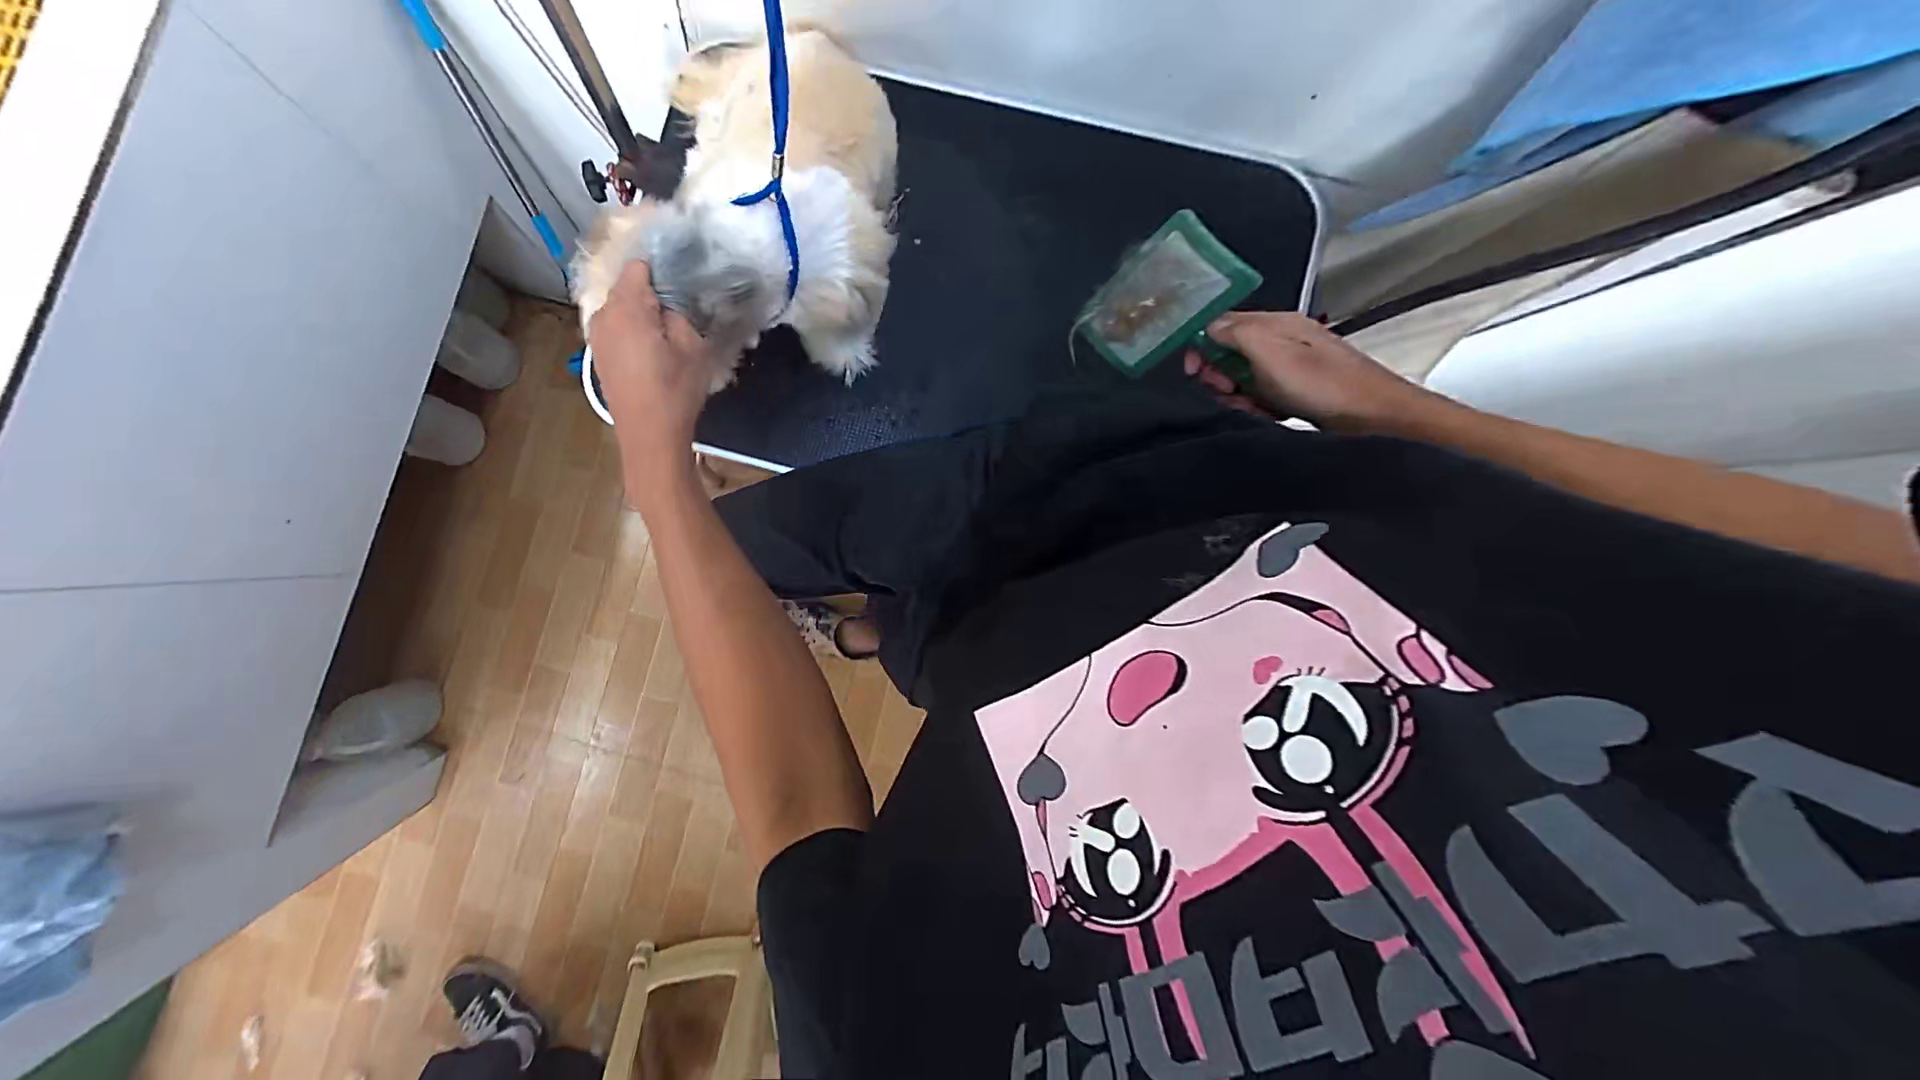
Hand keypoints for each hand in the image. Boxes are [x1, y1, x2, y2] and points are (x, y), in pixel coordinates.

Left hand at [587, 260, 711, 492]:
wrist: (649, 436)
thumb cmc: (675, 390)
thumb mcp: (693, 346)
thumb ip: (681, 313)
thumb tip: (672, 302)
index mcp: (626, 306)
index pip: (640, 266)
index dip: (664, 270)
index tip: (685, 283)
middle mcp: (603, 314)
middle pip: (629, 287)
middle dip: (654, 294)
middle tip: (683, 313)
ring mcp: (596, 336)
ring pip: (622, 309)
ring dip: (644, 315)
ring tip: (670, 336)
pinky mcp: (599, 355)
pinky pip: (617, 329)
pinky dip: (634, 332)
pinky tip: (654, 353)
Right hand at [1184, 311, 1447, 432]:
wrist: (1373, 419)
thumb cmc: (1325, 386)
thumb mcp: (1273, 352)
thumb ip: (1237, 333)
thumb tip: (1209, 326)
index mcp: (1276, 324)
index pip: (1221, 324)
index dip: (1201, 346)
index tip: (1194, 371)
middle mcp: (1280, 341)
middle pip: (1228, 352)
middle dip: (1217, 374)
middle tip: (1227, 391)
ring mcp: (1287, 367)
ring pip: (1241, 377)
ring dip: (1235, 394)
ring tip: (1250, 407)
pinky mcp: (1292, 392)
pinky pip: (1258, 396)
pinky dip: (1254, 406)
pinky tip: (1264, 414)